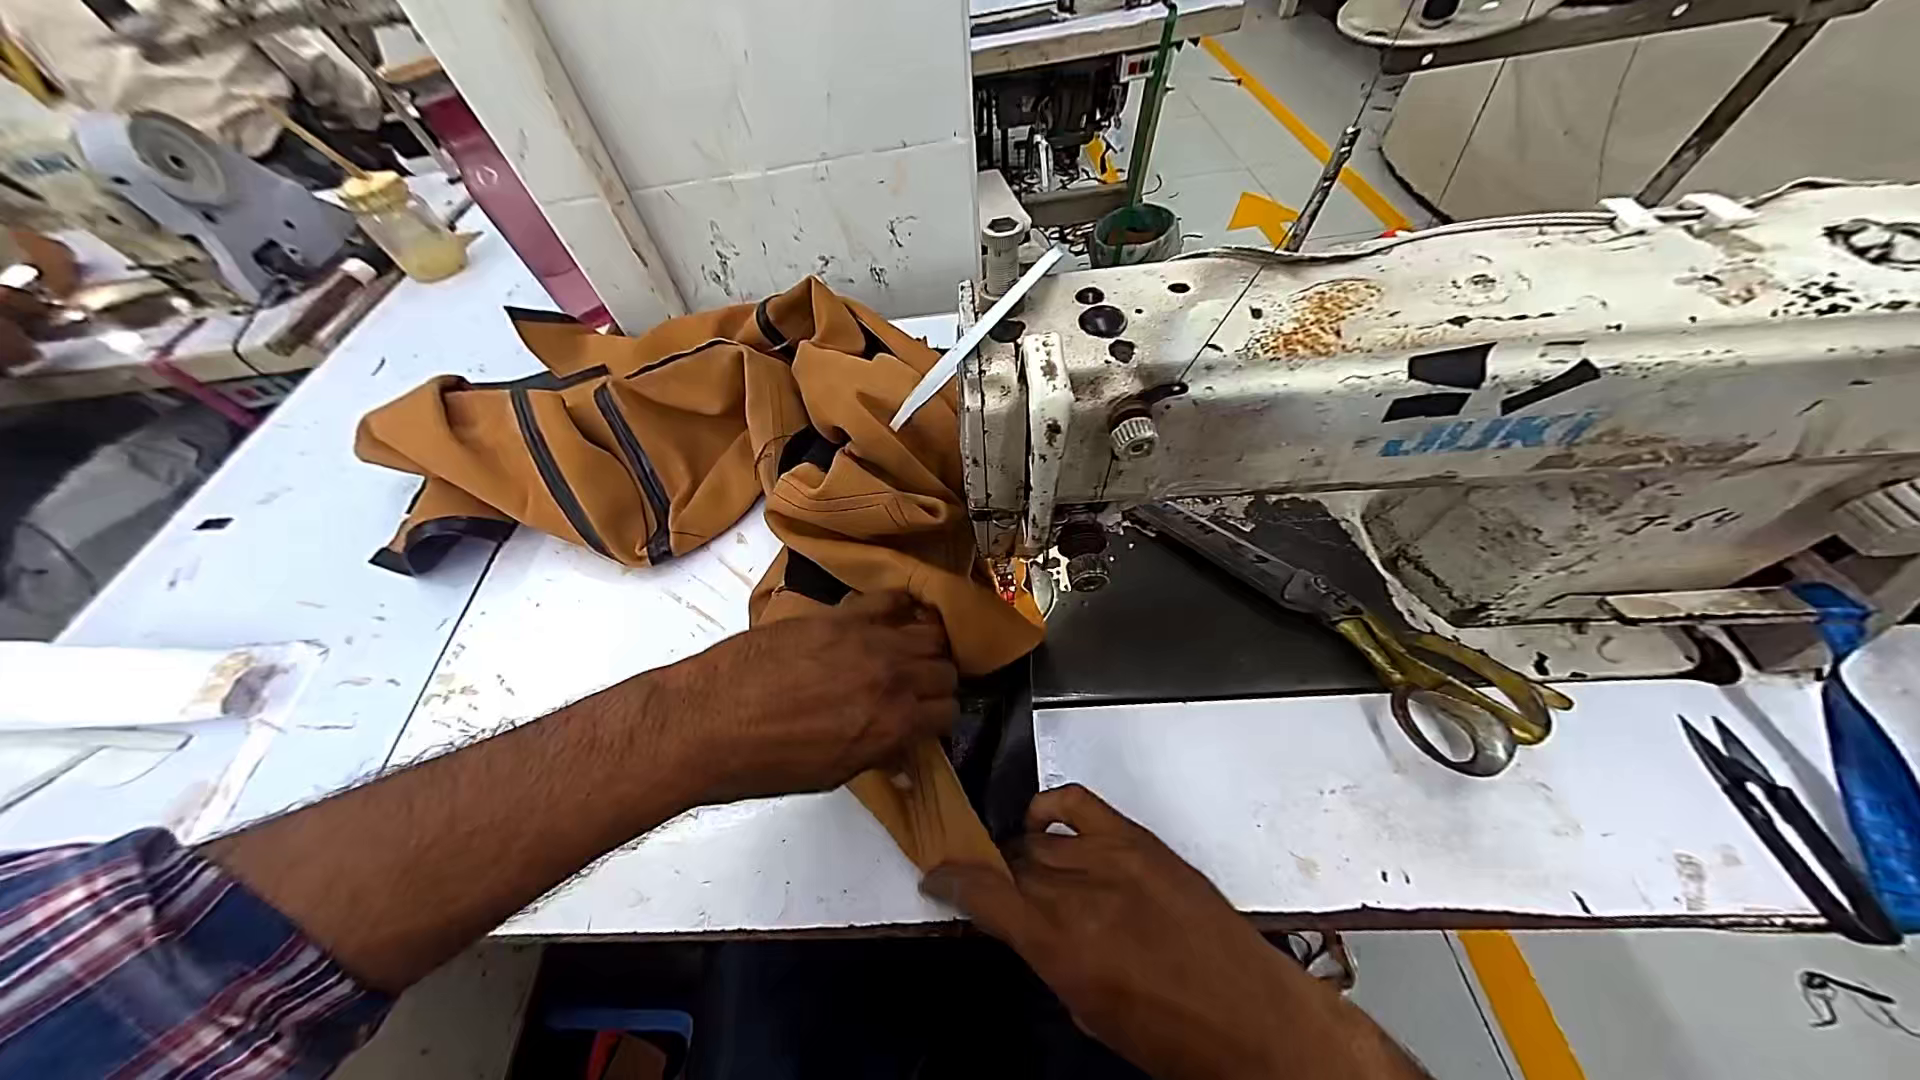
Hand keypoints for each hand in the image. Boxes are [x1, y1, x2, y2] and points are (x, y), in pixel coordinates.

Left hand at [638, 591, 958, 803]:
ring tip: (910, 650)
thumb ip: (878, 753)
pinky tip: (896, 613)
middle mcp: (892, 678)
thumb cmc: (764, 761)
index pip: (947, 712)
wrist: (707, 722)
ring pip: (929, 632)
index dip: (940, 716)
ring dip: (926, 644)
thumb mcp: (832, 773)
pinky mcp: (841, 615)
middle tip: (918, 686)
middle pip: (945, 669)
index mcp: (893, 725)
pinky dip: (901, 605)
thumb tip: (901, 751)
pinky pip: (890, 598)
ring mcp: (868, 640)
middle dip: (937, 681)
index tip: (927, 716)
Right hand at [923, 786, 1422, 1079]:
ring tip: (1030, 868)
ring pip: (1039, 838)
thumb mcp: (1089, 1011)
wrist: (1255, 1018)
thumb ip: (1047, 956)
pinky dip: (1051, 806)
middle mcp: (1078, 892)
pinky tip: (1045, 823)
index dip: (951, 879)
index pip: (984, 893)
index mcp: (1060, 945)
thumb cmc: (1170, 1038)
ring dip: (1024, 854)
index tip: (936, 876)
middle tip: (998, 889)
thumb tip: (1022, 922)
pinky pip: (1076, 802)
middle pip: (1012, 862)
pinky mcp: (1137, 838)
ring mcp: (1110, 856)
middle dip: (996, 876)